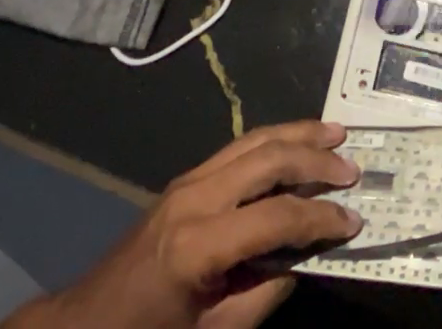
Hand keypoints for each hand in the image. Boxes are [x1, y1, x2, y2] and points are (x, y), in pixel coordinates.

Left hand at [4, 121, 362, 328]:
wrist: (87, 322)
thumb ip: (265, 293)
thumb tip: (305, 255)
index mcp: (200, 245)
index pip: (277, 217)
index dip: (321, 218)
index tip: (355, 222)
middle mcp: (195, 199)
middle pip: (267, 160)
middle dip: (315, 159)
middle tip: (353, 168)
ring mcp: (187, 182)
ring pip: (253, 141)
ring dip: (297, 133)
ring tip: (335, 131)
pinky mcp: (185, 180)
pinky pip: (237, 148)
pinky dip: (273, 139)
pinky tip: (296, 141)